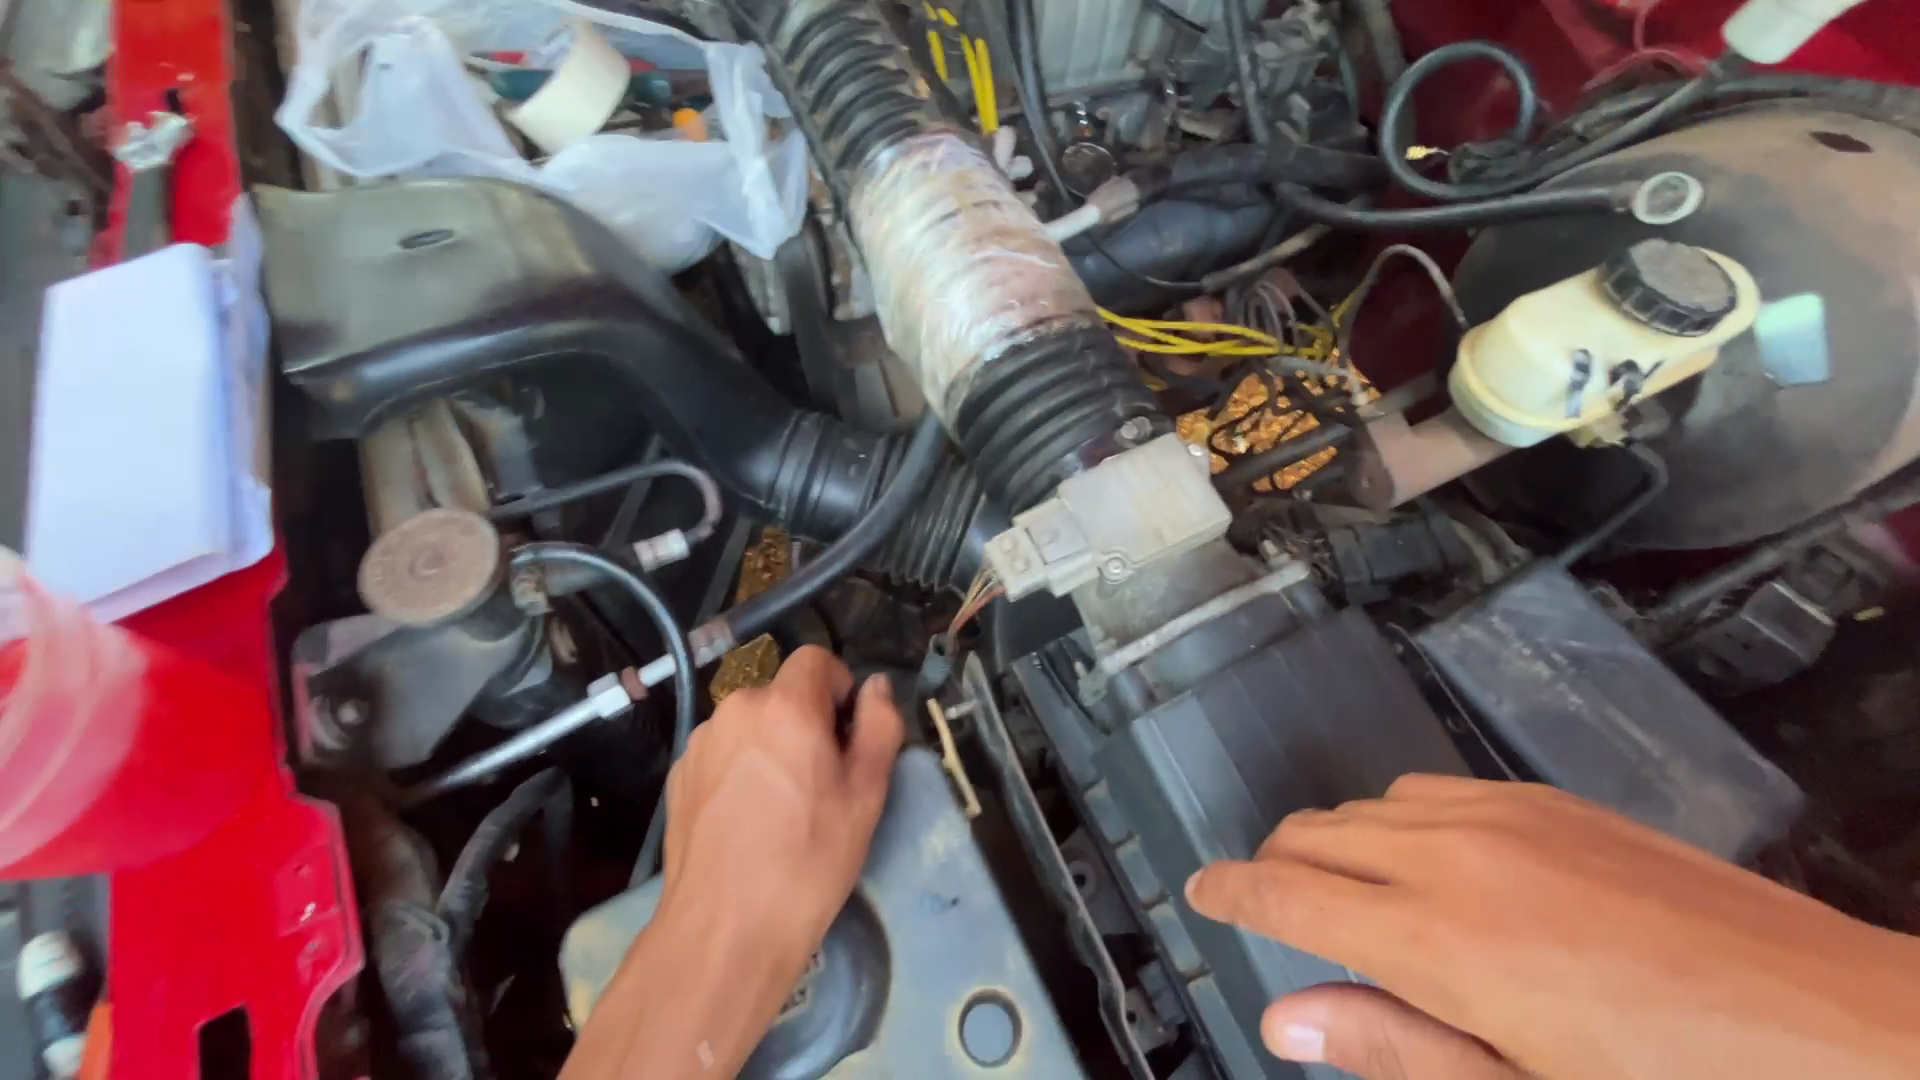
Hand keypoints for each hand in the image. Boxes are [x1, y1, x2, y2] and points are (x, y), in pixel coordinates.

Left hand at [659, 646, 903, 958]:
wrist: (725, 931)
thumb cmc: (809, 858)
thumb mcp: (867, 793)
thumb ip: (879, 725)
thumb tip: (875, 687)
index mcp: (784, 705)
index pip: (815, 659)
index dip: (840, 687)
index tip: (847, 735)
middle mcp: (735, 710)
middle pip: (783, 694)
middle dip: (807, 722)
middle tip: (822, 780)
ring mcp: (701, 743)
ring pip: (752, 724)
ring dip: (773, 744)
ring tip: (783, 806)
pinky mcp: (679, 776)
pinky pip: (724, 752)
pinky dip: (742, 769)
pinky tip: (749, 820)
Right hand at [1186, 774, 1919, 1079]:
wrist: (1863, 1036)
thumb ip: (1391, 1048)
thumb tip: (1286, 1024)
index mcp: (1437, 942)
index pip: (1285, 899)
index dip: (1229, 894)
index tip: (1200, 893)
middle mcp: (1449, 856)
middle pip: (1309, 838)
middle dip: (1273, 870)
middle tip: (1274, 912)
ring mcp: (1497, 814)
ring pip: (1360, 808)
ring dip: (1332, 846)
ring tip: (1352, 896)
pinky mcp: (1541, 797)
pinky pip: (1421, 789)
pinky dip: (1392, 822)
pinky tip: (1427, 862)